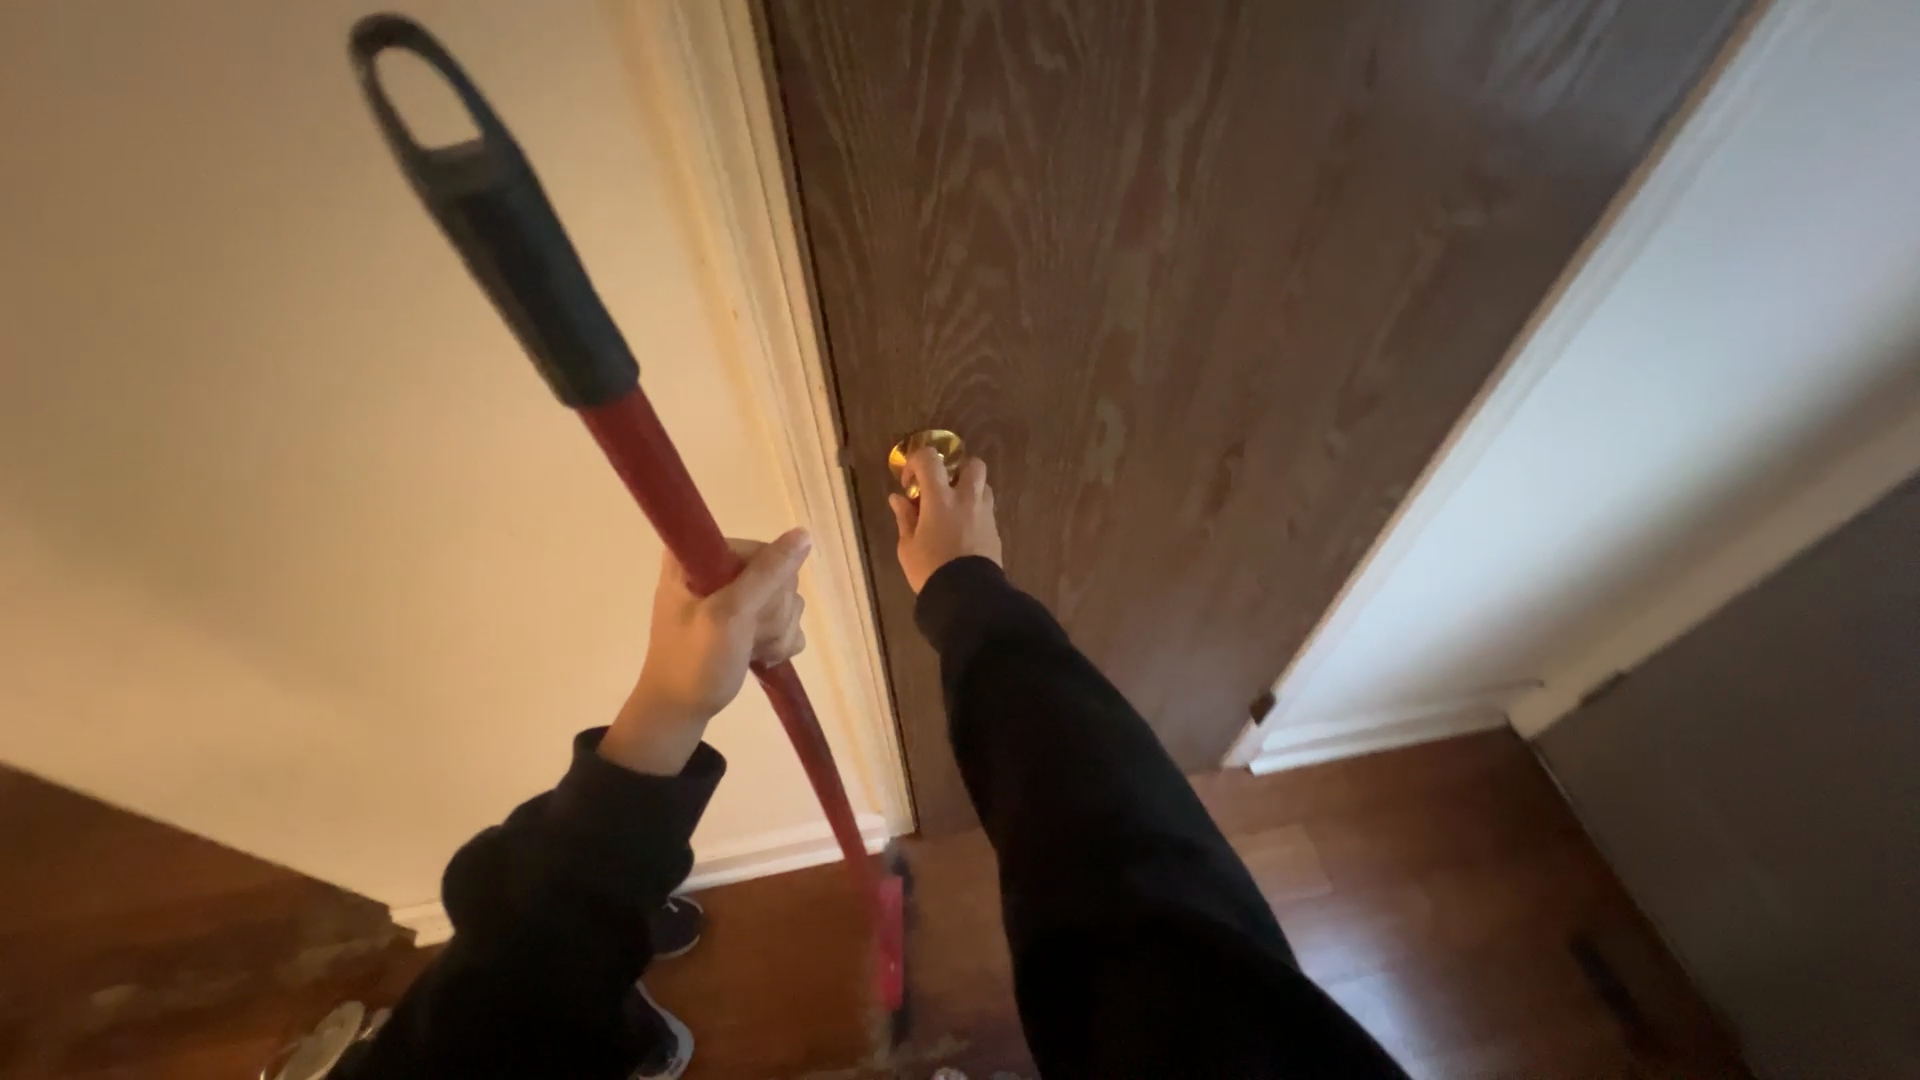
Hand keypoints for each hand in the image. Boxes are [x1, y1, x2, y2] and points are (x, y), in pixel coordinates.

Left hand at [600, 529, 811, 774]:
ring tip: (748, 650)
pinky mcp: (750, 618)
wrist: (679, 711)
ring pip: (789, 600)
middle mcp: (720, 567)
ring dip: (777, 633)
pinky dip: (781, 641)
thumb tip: (804, 534)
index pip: (765, 552)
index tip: (747, 613)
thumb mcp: (729, 614)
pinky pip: (788, 619)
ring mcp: (736, 594)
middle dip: (773, 615)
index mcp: (702, 555)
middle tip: (745, 636)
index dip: (768, 585)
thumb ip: (767, 574)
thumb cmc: (694, 662)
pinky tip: (760, 655)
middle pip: (781, 576)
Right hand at [888, 447, 1002, 593]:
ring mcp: (985, 514)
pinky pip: (987, 510)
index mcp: (941, 498)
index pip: (930, 459)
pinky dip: (975, 512)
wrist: (966, 596)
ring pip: (984, 486)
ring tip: (953, 510)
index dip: (917, 462)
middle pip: (972, 464)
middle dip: (957, 469)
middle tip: (942, 487)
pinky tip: (963, 532)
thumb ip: (905, 518)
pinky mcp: (995, 531)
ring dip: (969, 490)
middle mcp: (967, 499)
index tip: (909, 483)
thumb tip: (898, 499)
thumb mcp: (908, 546)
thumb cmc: (930, 569)